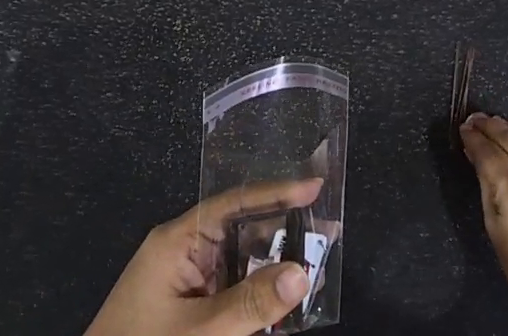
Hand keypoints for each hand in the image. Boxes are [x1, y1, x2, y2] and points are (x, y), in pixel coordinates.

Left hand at [85, 179, 323, 335]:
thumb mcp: (201, 331)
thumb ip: (251, 303)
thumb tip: (302, 271)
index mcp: (178, 240)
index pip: (233, 203)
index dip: (276, 192)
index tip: (315, 185)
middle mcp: (183, 251)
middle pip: (241, 231)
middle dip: (283, 232)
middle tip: (329, 231)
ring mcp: (185, 281)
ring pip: (239, 264)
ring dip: (273, 269)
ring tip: (318, 266)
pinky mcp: (188, 308)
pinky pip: (230, 291)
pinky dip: (256, 296)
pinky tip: (285, 306)